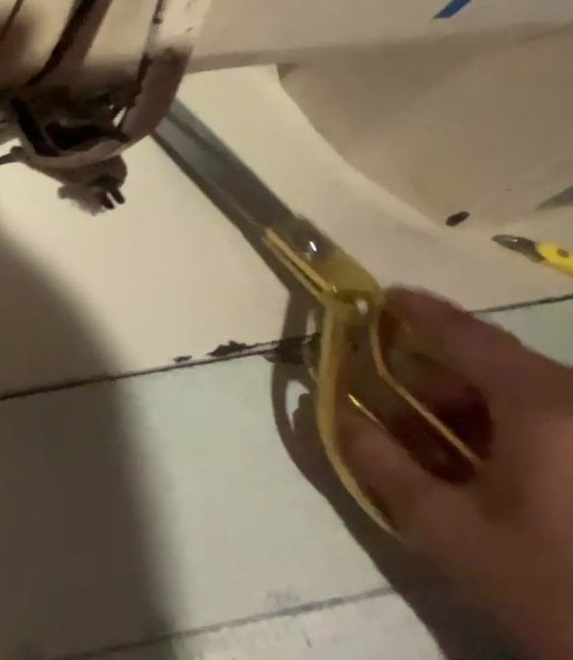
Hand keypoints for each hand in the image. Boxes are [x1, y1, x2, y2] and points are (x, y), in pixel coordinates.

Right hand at [340, 288, 572, 658]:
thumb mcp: (446, 529)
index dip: (420, 314)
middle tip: (395, 411)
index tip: (380, 297)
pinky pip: (566, 428)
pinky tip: (498, 476)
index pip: (470, 339)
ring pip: (539, 402)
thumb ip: (378, 461)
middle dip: (442, 383)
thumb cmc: (552, 586)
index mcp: (546, 410)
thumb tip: (333, 410)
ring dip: (482, 414)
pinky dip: (522, 436)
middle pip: (505, 372)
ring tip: (444, 455)